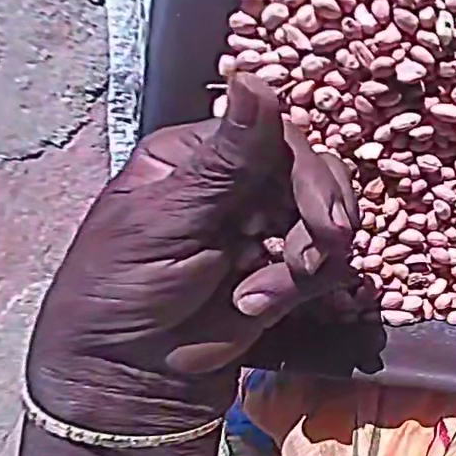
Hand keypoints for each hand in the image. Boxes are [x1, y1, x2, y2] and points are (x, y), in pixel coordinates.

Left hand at [25, 75, 358, 438]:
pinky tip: (260, 303)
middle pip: (318, 177)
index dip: (311, 178)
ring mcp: (270, 225)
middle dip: (320, 220)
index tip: (324, 222)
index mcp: (202, 157)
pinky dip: (305, 286)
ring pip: (331, 220)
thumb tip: (254, 79)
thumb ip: (226, 157)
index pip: (281, 142)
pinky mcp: (288, 265)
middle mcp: (243, 184)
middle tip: (311, 260)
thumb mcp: (169, 220)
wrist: (131, 376)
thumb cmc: (123, 289)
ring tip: (267, 291)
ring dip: (311, 259)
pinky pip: (329, 262)